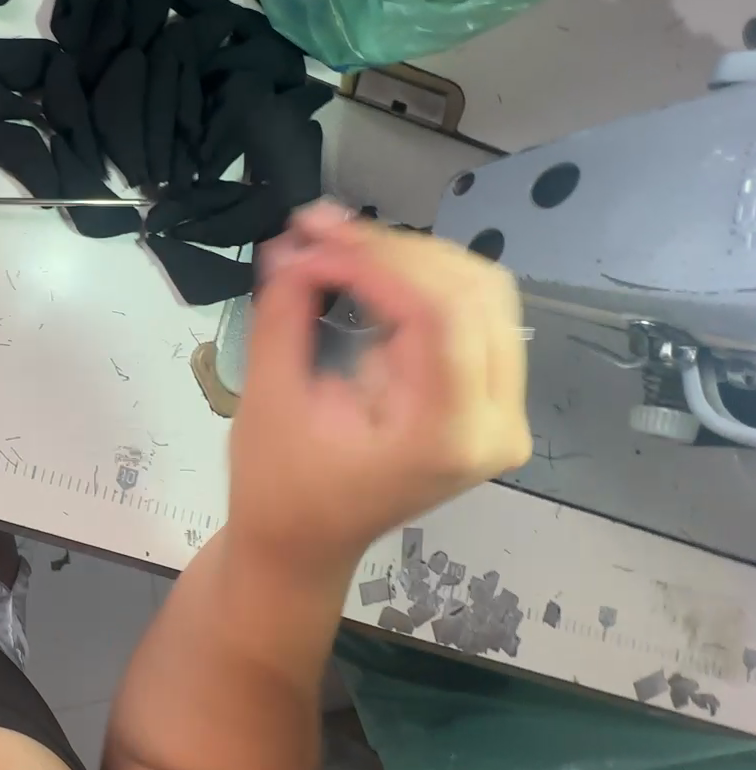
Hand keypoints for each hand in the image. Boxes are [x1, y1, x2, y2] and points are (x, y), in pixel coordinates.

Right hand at [227, 203, 529, 571]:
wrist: (299, 540)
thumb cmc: (276, 483)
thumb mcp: (269, 399)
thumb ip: (284, 318)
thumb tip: (290, 249)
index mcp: (448, 432)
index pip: (439, 313)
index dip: (374, 261)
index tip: (304, 240)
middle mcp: (497, 418)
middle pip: (475, 292)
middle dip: (391, 247)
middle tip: (313, 228)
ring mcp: (500, 408)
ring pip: (480, 293)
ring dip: (406, 255)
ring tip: (331, 241)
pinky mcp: (482, 397)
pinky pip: (465, 313)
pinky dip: (412, 278)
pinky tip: (360, 267)